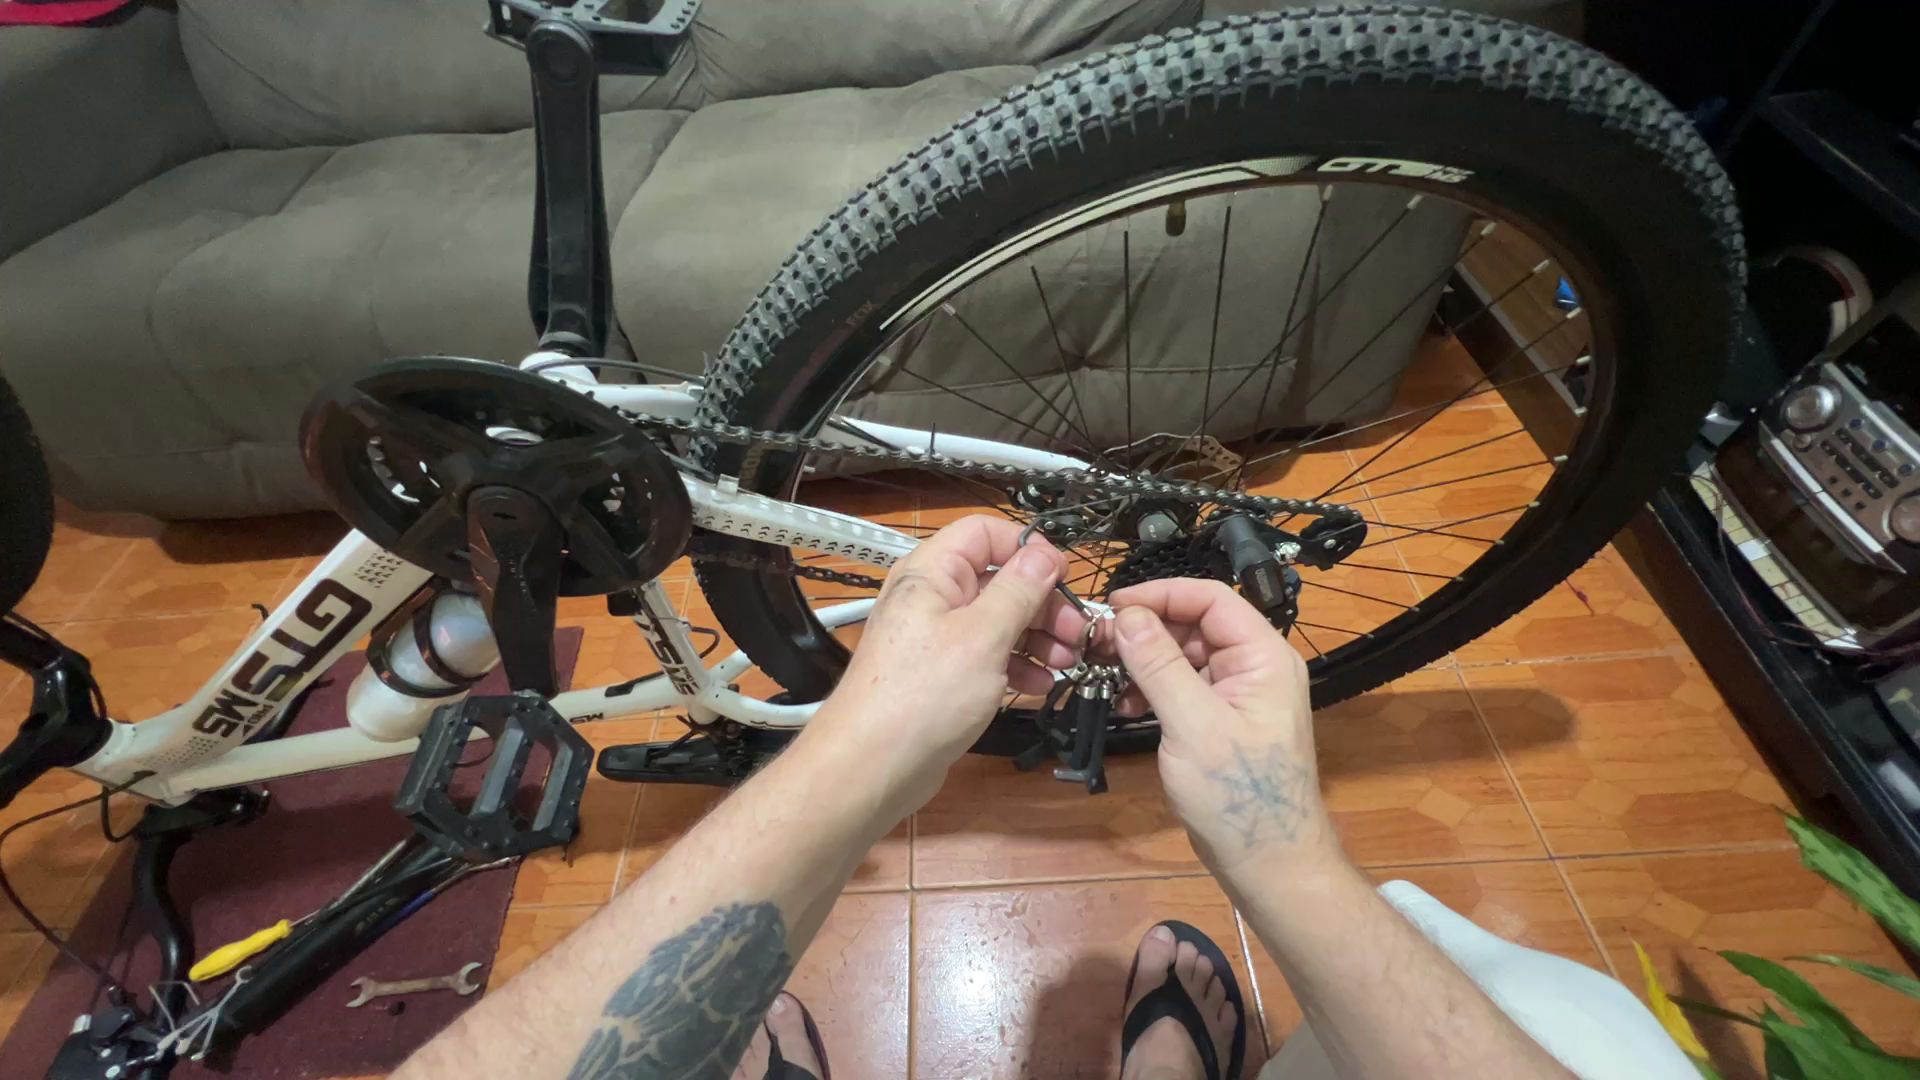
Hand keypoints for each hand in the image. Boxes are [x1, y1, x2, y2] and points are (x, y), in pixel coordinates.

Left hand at [807, 516, 1083, 817]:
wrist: (873, 766)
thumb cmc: (924, 694)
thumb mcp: (982, 636)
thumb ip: (1018, 591)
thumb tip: (1043, 554)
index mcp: (932, 571)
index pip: (984, 532)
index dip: (1027, 548)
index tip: (1063, 577)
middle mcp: (932, 597)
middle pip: (998, 578)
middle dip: (1041, 602)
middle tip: (1076, 632)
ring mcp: (937, 637)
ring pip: (997, 619)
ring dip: (1036, 636)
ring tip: (1066, 661)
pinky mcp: (942, 673)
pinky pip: (987, 654)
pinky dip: (1015, 664)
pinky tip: (1040, 683)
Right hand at [1108, 579, 1341, 878]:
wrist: (1269, 866)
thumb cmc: (1239, 796)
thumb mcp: (1194, 725)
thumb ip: (1159, 665)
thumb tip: (1125, 615)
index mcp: (1262, 657)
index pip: (1210, 599)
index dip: (1160, 595)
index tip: (1111, 606)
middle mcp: (1251, 666)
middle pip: (1192, 624)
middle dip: (1144, 629)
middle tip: (1097, 643)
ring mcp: (1234, 694)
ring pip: (1181, 653)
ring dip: (1141, 659)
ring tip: (1103, 673)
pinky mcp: (1216, 718)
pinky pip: (1179, 684)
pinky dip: (1149, 687)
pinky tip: (1123, 704)